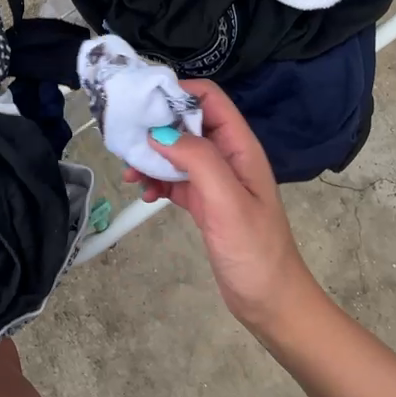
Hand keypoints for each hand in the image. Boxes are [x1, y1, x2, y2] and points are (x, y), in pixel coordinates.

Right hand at [123, 80, 322, 331]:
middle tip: (124, 134)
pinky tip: (145, 193)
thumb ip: (197, 160)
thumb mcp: (227, 202)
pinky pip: (173, 177)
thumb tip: (159, 131)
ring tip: (130, 170)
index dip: (176, 91)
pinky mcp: (203, 200)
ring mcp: (214, 179)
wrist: (271, 305)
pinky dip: (156, 179)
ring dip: (150, 154)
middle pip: (185, 120)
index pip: (208, 98)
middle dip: (154, 123)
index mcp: (239, 147)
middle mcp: (226, 156)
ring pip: (175, 149)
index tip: (141, 100)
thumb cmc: (255, 252)